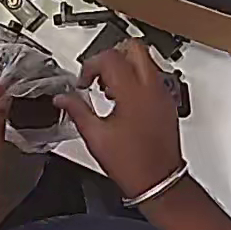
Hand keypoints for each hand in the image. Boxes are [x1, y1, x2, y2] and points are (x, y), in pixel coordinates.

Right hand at [58, 40, 184, 199]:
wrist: (159, 181)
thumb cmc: (132, 165)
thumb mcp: (96, 137)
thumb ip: (77, 111)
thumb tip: (63, 98)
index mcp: (132, 93)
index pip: (111, 57)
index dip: (91, 65)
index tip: (84, 81)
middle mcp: (152, 88)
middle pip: (134, 47)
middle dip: (112, 54)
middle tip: (98, 73)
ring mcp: (162, 93)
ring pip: (146, 59)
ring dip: (125, 65)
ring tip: (109, 88)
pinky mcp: (168, 101)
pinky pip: (153, 76)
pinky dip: (137, 77)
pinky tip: (124, 98)